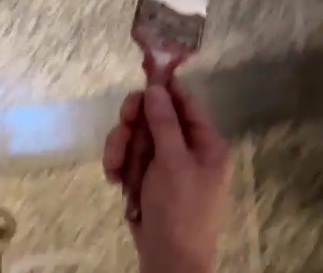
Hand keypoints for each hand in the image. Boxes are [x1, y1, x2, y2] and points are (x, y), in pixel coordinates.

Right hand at [102, 79, 230, 272]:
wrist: (169, 262)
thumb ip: (164, 122)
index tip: (142, 68)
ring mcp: (166, 164)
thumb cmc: (180, 210)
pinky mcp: (148, 177)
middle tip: (123, 127)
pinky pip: (128, 155)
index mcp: (206, 145)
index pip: (185, 101)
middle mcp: (187, 150)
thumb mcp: (173, 163)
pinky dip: (119, 163)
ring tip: (116, 168)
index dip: (164, 85)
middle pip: (154, 115)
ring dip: (121, 147)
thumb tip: (156, 87)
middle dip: (134, 123)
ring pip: (136, 134)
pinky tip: (116, 179)